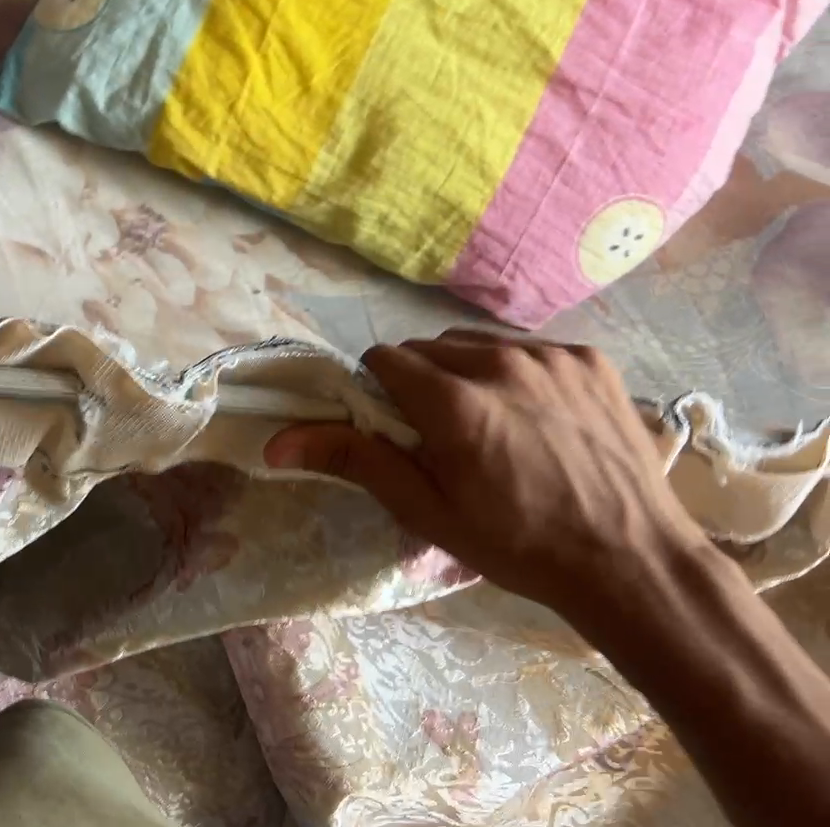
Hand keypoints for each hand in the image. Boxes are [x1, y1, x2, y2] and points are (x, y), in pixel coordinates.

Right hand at [264, 330, 709, 616]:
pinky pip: (525, 348)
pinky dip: (514, 371)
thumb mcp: (422, 508)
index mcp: (454, 402)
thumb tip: (273, 443)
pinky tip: (535, 413)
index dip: (378, 389)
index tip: (396, 424)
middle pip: (425, 347)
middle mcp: (500, 364)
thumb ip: (351, 458)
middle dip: (419, 380)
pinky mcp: (591, 361)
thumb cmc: (515, 542)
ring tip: (489, 419)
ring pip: (472, 343)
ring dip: (464, 371)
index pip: (382, 359)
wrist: (635, 565)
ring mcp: (552, 358)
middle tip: (440, 430)